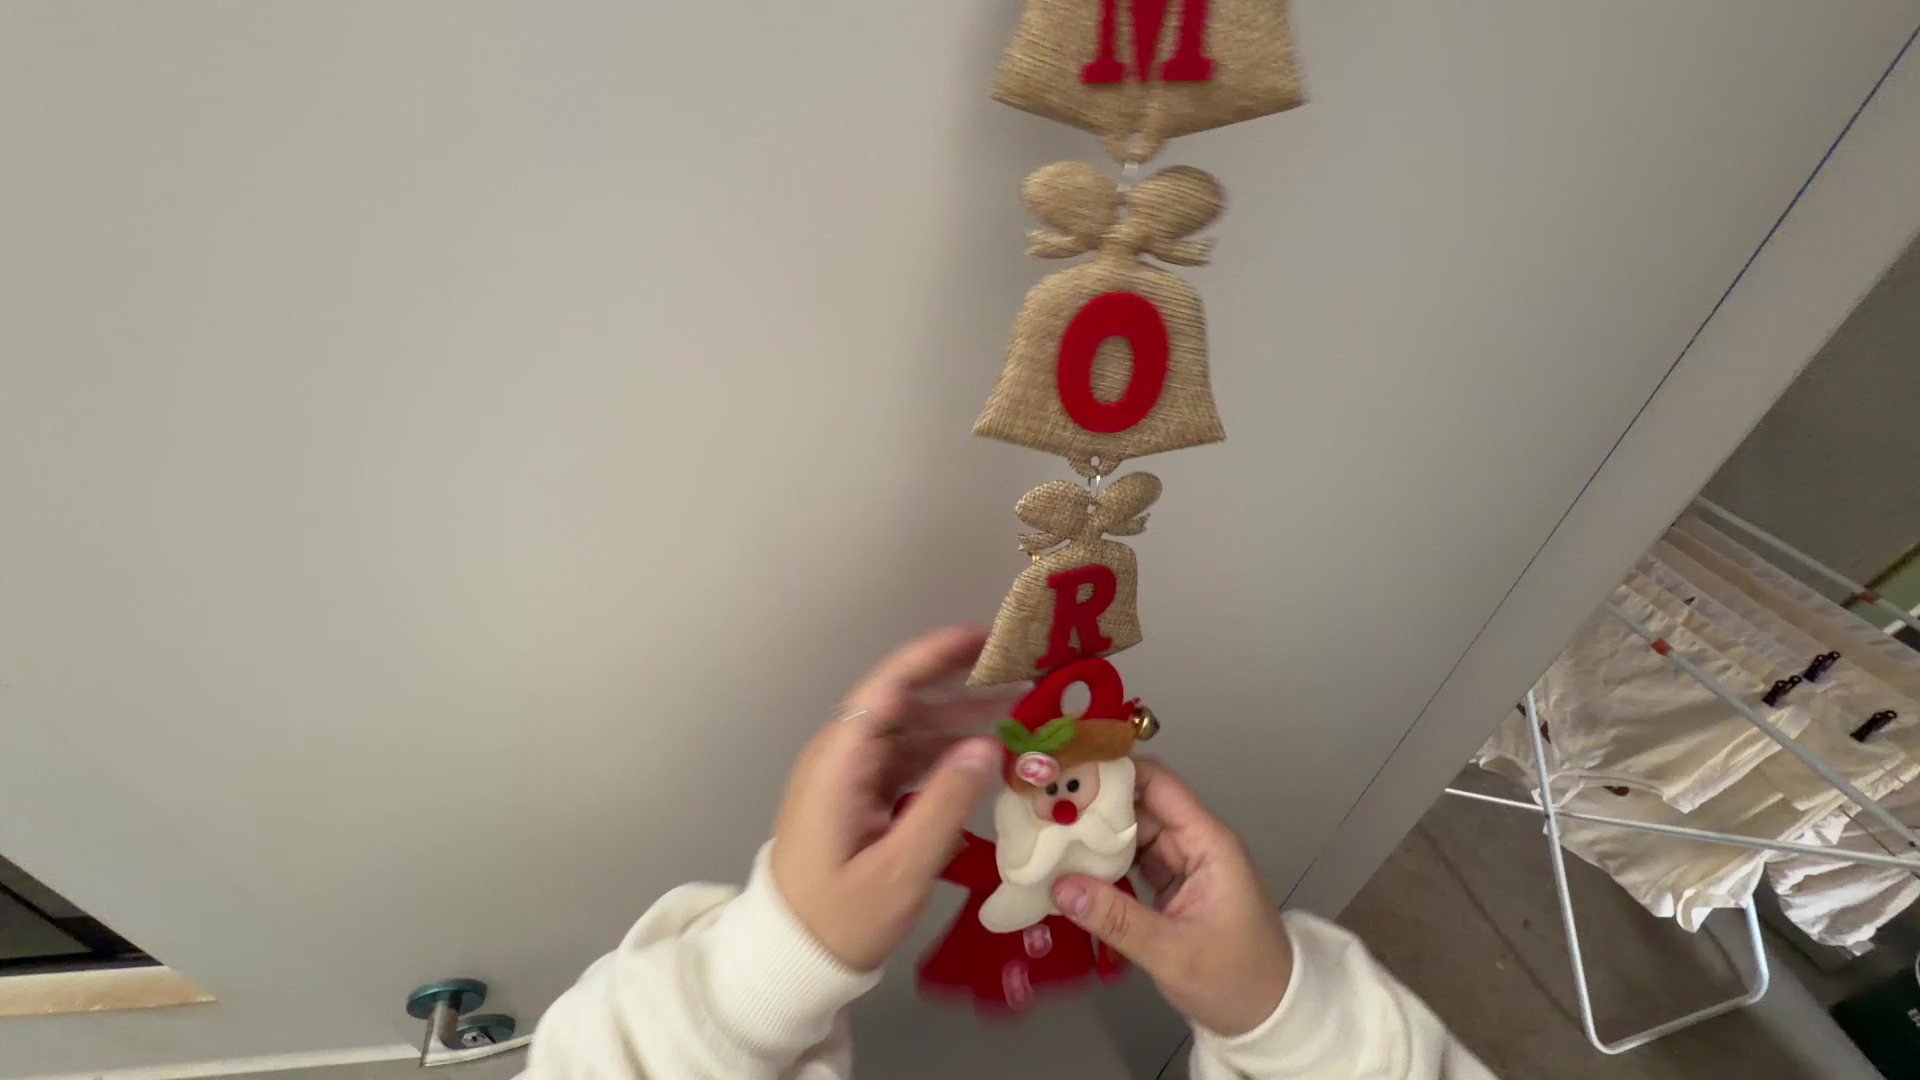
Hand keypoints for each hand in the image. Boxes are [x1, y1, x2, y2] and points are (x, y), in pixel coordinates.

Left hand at [771, 626, 1004, 971]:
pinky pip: (903, 755)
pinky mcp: (856, 791)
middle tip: (1010, 667)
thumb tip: (986, 747)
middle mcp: (841, 754)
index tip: (980, 638)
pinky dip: (940, 749)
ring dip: (954, 715)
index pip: (888, 686)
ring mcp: (847, 772)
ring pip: (906, 727)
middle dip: (955, 680)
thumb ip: (944, 804)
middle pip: (901, 699)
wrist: (791, 954)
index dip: (934, 656)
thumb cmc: (840, 918)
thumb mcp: (900, 870)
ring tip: (1008, 705)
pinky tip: (977, 751)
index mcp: (841, 761)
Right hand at [1051, 760, 1293, 1035]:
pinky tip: (1069, 860)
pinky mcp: (1168, 879)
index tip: (1068, 773)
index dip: (1115, 772)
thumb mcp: (1174, 954)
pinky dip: (1101, 857)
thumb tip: (1061, 888)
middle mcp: (1192, 839)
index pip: (1157, 783)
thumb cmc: (1237, 981)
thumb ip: (1117, 919)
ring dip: (1092, 830)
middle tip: (1044, 803)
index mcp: (1206, 841)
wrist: (1270, 1019)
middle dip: (1093, 801)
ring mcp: (1180, 859)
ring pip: (1129, 828)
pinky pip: (1129, 855)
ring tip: (1046, 827)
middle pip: (1137, 801)